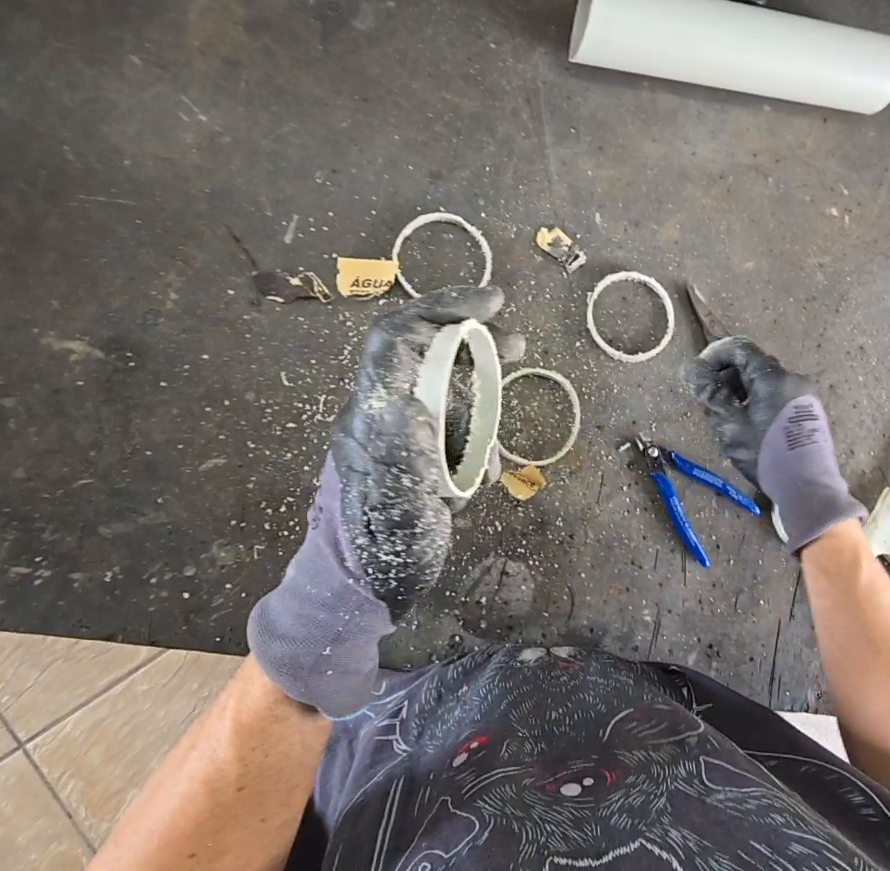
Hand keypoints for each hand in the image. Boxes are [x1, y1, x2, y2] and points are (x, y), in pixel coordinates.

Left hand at [248, 286, 521, 716]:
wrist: (373, 586)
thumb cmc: (383, 521)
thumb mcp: (392, 450)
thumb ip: (399, 392)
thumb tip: (408, 339)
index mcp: (377, 400)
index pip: (402, 332)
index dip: (444, 306)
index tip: (494, 303)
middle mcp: (389, 411)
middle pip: (435, 360)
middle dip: (476, 352)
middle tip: (517, 345)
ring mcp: (409, 441)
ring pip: (457, 402)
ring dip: (479, 424)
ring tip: (479, 462)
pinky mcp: (424, 467)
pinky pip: (461, 442)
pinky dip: (476, 456)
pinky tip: (474, 482)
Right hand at [681, 339, 864, 553]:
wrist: (808, 488)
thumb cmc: (766, 454)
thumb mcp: (730, 425)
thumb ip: (710, 394)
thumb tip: (692, 369)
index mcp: (773, 377)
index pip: (740, 349)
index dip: (715, 356)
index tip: (698, 374)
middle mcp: (792, 379)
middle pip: (753, 366)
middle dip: (726, 378)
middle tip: (709, 402)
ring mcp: (803, 396)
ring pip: (764, 383)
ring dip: (741, 393)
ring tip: (727, 418)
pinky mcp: (808, 413)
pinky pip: (776, 396)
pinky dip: (757, 402)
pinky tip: (748, 427)